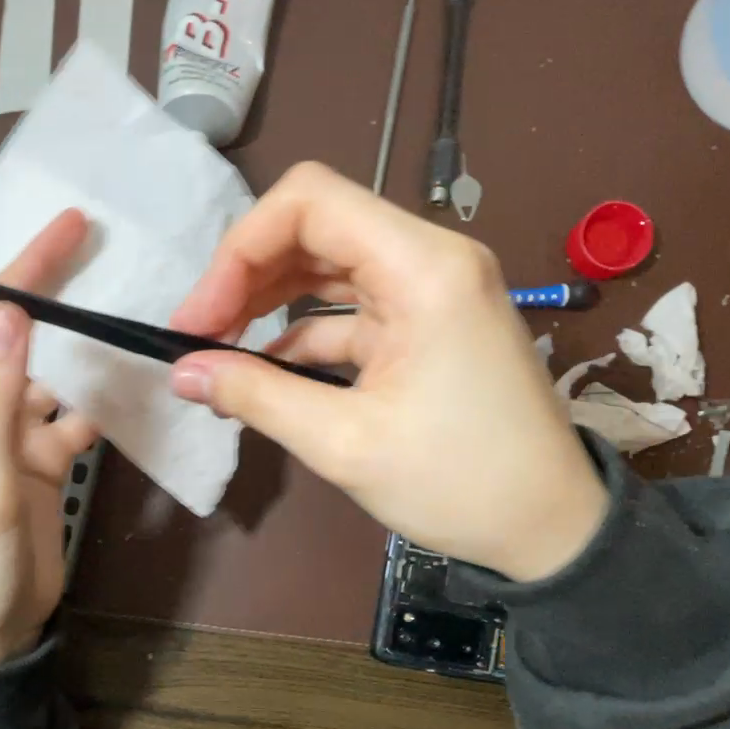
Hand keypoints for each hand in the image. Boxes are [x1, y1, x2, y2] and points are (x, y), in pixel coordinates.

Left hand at [0, 210, 98, 670]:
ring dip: (83, 345)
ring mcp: (10, 436)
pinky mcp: (37, 462)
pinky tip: (133, 389)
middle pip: (19, 334)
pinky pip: (72, 416)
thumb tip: (11, 311)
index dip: (26, 269)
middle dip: (55, 290)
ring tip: (131, 310)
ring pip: (51, 373)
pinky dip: (99, 401)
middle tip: (107, 249)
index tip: (72, 226)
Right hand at [169, 163, 607, 581]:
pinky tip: (261, 374)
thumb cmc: (457, 484)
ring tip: (217, 354)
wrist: (548, 527)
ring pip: (327, 269)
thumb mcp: (344, 444)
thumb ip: (257, 396)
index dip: (240, 249)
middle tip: (197, 338)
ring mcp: (429, 293)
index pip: (310, 202)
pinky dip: (300, 338)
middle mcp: (429, 260)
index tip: (201, 317)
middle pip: (314, 229)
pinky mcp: (424, 327)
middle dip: (246, 277)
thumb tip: (181, 372)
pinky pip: (348, 313)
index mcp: (422, 268)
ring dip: (267, 304)